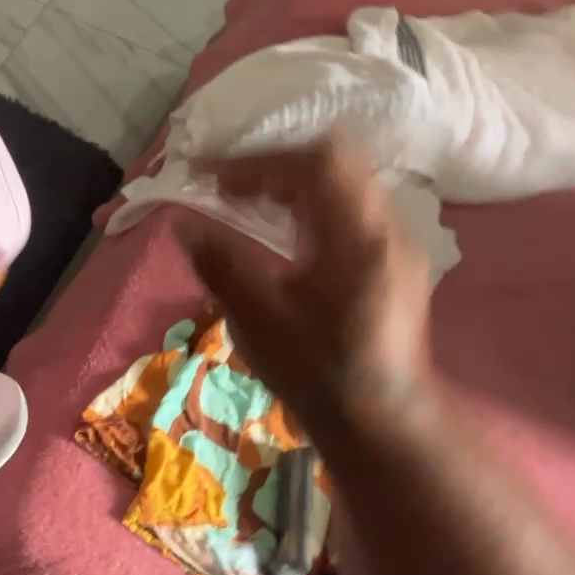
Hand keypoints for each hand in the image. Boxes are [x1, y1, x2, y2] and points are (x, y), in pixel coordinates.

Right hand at [183, 137, 435, 433]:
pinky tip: (271, 226)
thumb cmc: (314, 368)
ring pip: (340, 180)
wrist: (376, 413)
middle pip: (333, 161)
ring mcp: (391, 240)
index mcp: (358, 238)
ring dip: (285, 180)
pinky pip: (344, 203)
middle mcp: (385, 227)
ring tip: (238, 201)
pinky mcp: (385, 256)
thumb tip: (183, 222)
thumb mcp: (255, 317)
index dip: (256, 161)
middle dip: (269, 164)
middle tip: (220, 185)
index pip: (316, 163)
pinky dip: (301, 200)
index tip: (207, 178)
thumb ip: (221, 264)